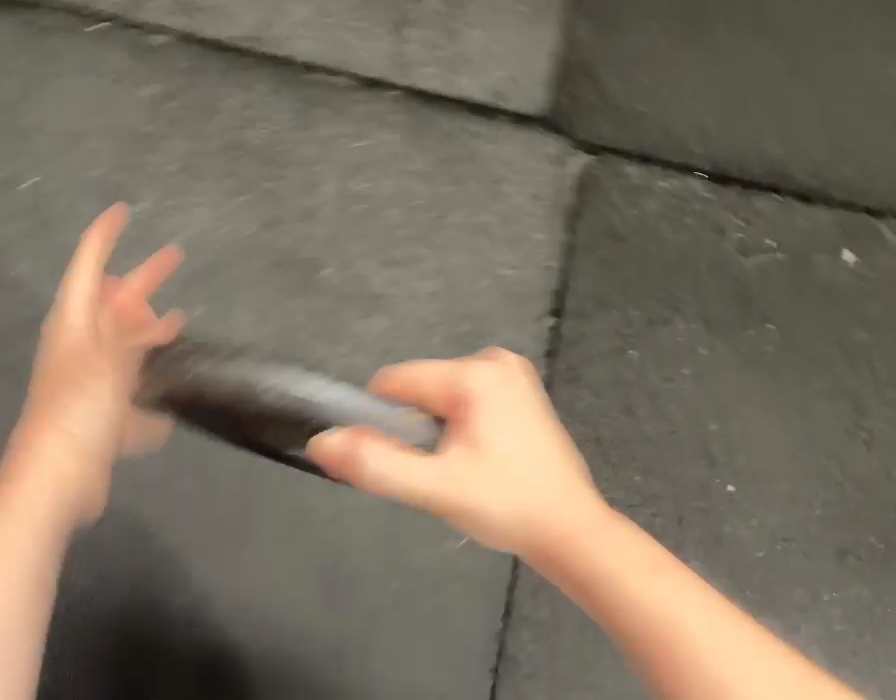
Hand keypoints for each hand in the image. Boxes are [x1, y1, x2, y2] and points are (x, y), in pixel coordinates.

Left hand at [10, 203, 185, 525]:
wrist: (53, 481)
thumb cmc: (78, 411)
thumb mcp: (109, 360)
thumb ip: (129, 337)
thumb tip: (146, 324)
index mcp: (75, 323)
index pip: (89, 265)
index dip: (105, 236)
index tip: (123, 211)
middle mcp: (80, 347)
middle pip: (115, 302)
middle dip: (144, 279)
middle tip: (176, 256)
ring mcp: (88, 383)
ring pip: (124, 346)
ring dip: (148, 332)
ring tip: (180, 321)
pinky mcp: (97, 418)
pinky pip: (129, 394)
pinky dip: (147, 393)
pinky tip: (169, 404)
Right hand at [306, 347, 610, 567]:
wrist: (574, 534)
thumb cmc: (508, 508)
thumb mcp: (437, 490)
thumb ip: (376, 465)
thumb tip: (321, 442)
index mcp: (475, 374)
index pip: (394, 383)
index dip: (391, 424)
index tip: (417, 459)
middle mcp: (493, 360)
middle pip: (417, 388)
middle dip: (419, 429)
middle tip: (447, 469)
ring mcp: (510, 372)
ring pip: (437, 396)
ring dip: (439, 430)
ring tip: (468, 467)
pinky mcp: (518, 388)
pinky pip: (463, 399)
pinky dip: (461, 427)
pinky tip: (484, 458)